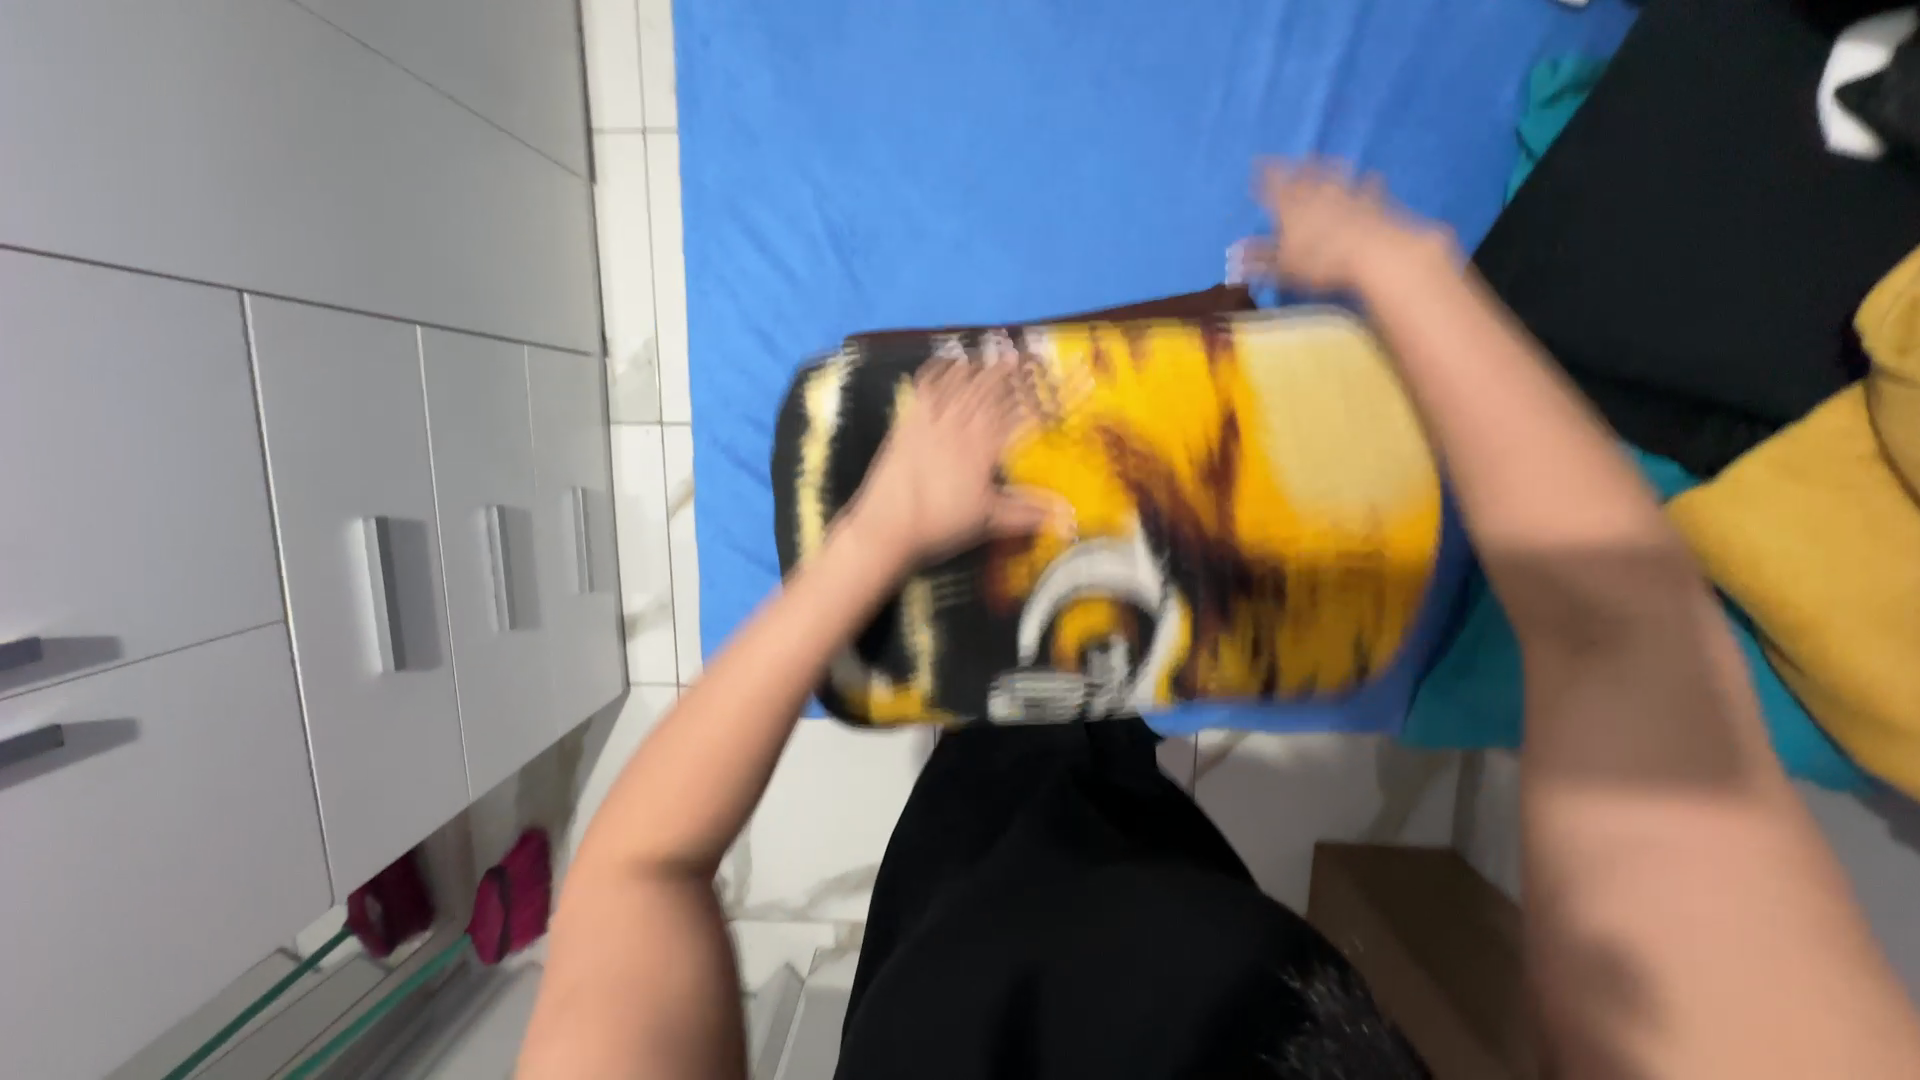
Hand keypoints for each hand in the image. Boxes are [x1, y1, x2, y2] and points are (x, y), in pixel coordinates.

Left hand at [838, 356, 1062, 568]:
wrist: (886, 528)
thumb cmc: (941, 526)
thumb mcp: (988, 521)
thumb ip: (1026, 513)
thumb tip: (1067, 517)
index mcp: (983, 450)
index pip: (1016, 418)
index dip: (1035, 404)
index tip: (1049, 392)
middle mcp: (959, 428)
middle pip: (988, 392)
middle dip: (1006, 374)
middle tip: (1020, 357)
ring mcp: (930, 422)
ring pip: (958, 385)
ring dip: (976, 368)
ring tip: (988, 355)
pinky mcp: (906, 423)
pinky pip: (925, 388)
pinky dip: (937, 371)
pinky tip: (945, 361)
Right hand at [1236, 158, 1454, 292]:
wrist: (1375, 252)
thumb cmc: (1321, 262)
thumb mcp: (1283, 267)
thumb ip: (1259, 258)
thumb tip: (1234, 252)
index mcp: (1291, 207)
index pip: (1272, 186)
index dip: (1263, 176)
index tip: (1256, 163)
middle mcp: (1317, 193)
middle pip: (1302, 175)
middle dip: (1292, 166)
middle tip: (1287, 158)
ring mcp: (1348, 192)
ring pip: (1333, 174)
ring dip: (1326, 166)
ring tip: (1323, 158)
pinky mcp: (1374, 200)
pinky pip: (1367, 186)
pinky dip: (1365, 182)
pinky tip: (1369, 177)